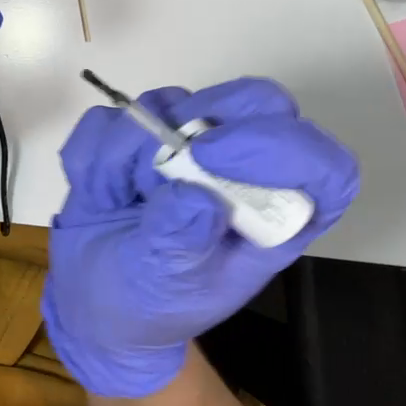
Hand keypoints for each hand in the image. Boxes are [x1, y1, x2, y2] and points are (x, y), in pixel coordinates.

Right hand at [41, 79, 360, 397]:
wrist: (94, 299)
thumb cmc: (149, 303)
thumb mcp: (170, 287)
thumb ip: (182, 242)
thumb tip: (195, 195)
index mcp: (275, 213)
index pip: (317, 160)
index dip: (275, 144)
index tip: (212, 156)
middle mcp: (236, 167)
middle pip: (252, 102)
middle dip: (195, 119)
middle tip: (153, 165)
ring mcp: (180, 145)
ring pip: (162, 104)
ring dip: (122, 153)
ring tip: (112, 200)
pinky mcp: (127, 139)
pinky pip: (103, 120)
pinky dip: (88, 156)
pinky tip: (94, 192)